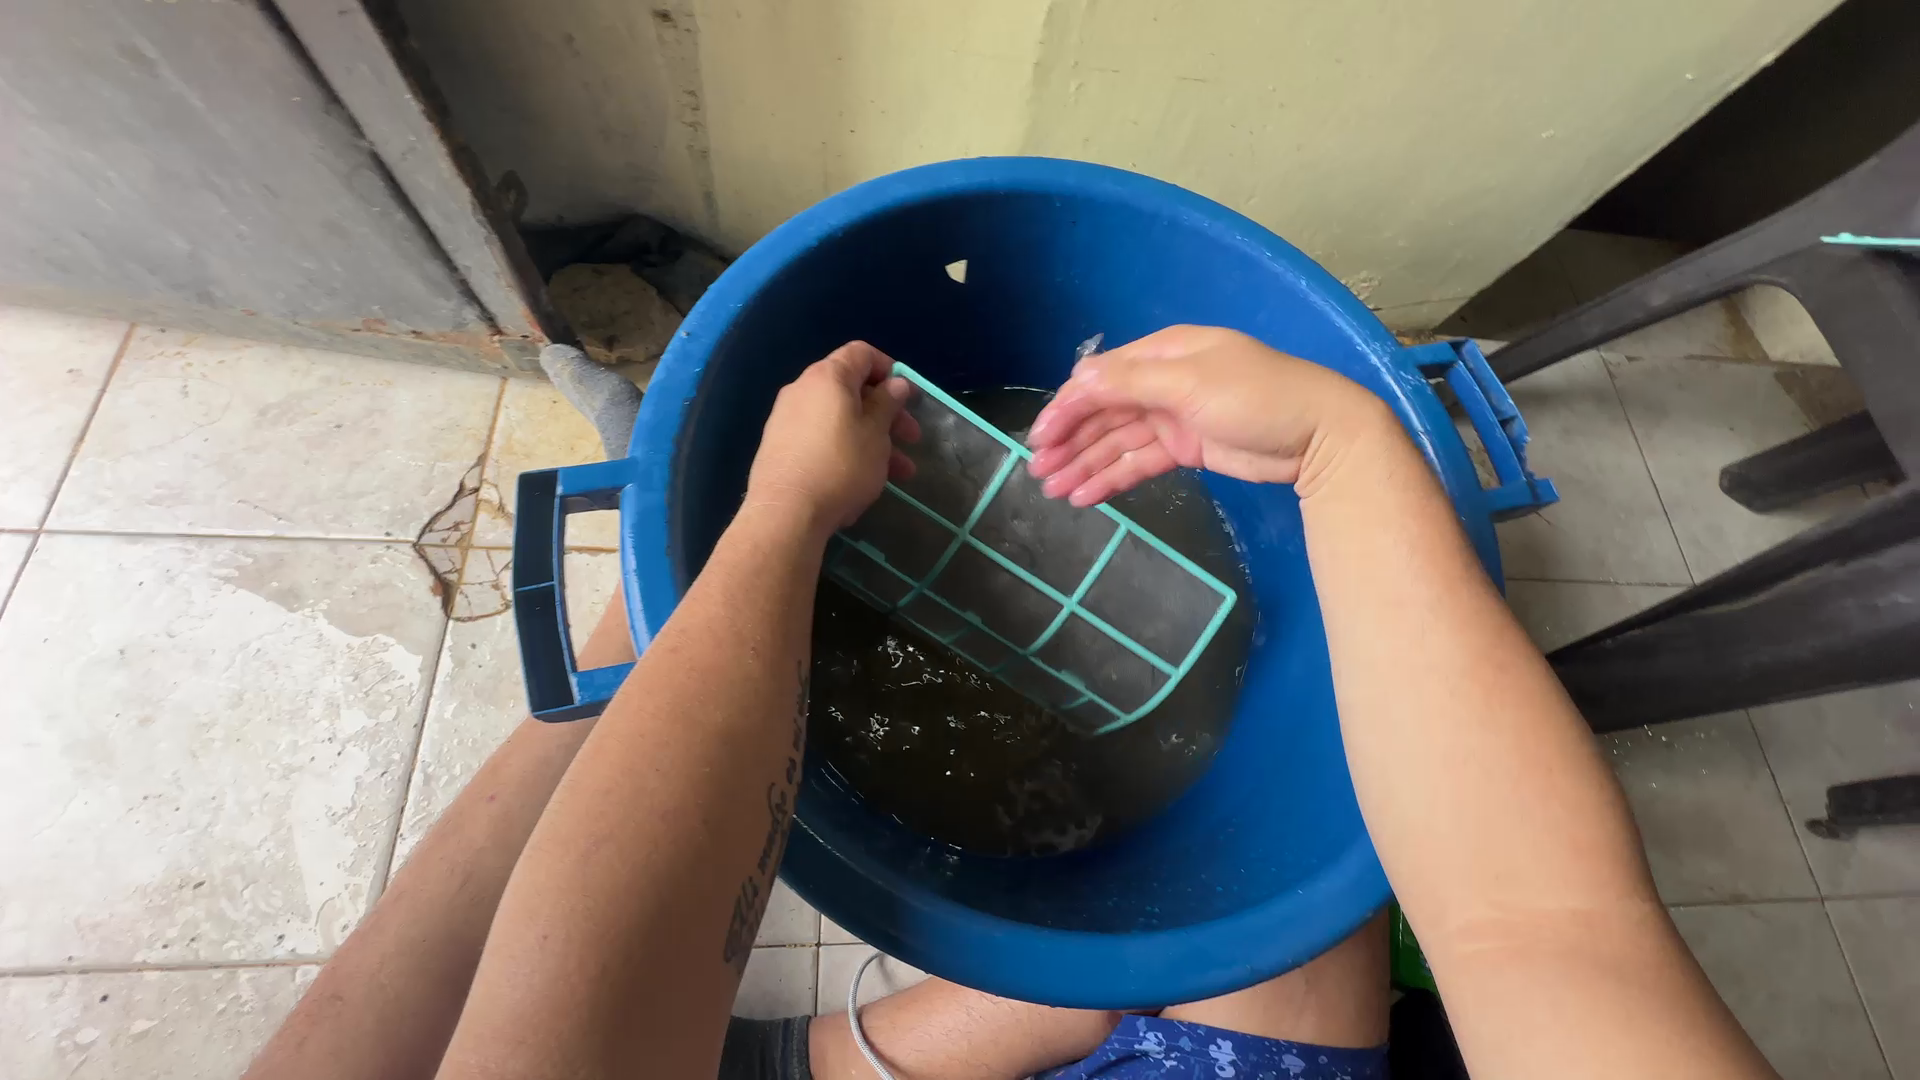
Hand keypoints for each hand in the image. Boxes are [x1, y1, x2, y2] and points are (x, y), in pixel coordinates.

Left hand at [745, 341, 918, 533]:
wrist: (786, 513)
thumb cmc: (841, 466)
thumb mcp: (875, 433)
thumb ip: (887, 403)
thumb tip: (894, 383)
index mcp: (828, 377)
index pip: (862, 354)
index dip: (890, 369)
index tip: (909, 396)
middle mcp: (802, 390)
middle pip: (852, 390)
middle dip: (888, 413)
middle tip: (912, 438)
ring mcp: (787, 419)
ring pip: (840, 420)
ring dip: (873, 439)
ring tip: (900, 473)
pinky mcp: (780, 448)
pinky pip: (822, 438)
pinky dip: (847, 450)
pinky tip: (864, 479)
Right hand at [1025, 325, 1392, 505]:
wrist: (1321, 437)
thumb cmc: (1257, 397)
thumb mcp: (1190, 383)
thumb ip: (1130, 383)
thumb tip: (1074, 381)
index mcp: (1162, 354)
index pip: (1100, 380)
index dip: (1066, 408)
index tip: (1039, 438)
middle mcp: (1162, 383)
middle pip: (1103, 413)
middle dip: (1069, 441)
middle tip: (1037, 471)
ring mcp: (1173, 418)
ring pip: (1116, 442)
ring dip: (1084, 464)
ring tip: (1052, 490)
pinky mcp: (1185, 449)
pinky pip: (1138, 463)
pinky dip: (1112, 478)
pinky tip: (1085, 497)